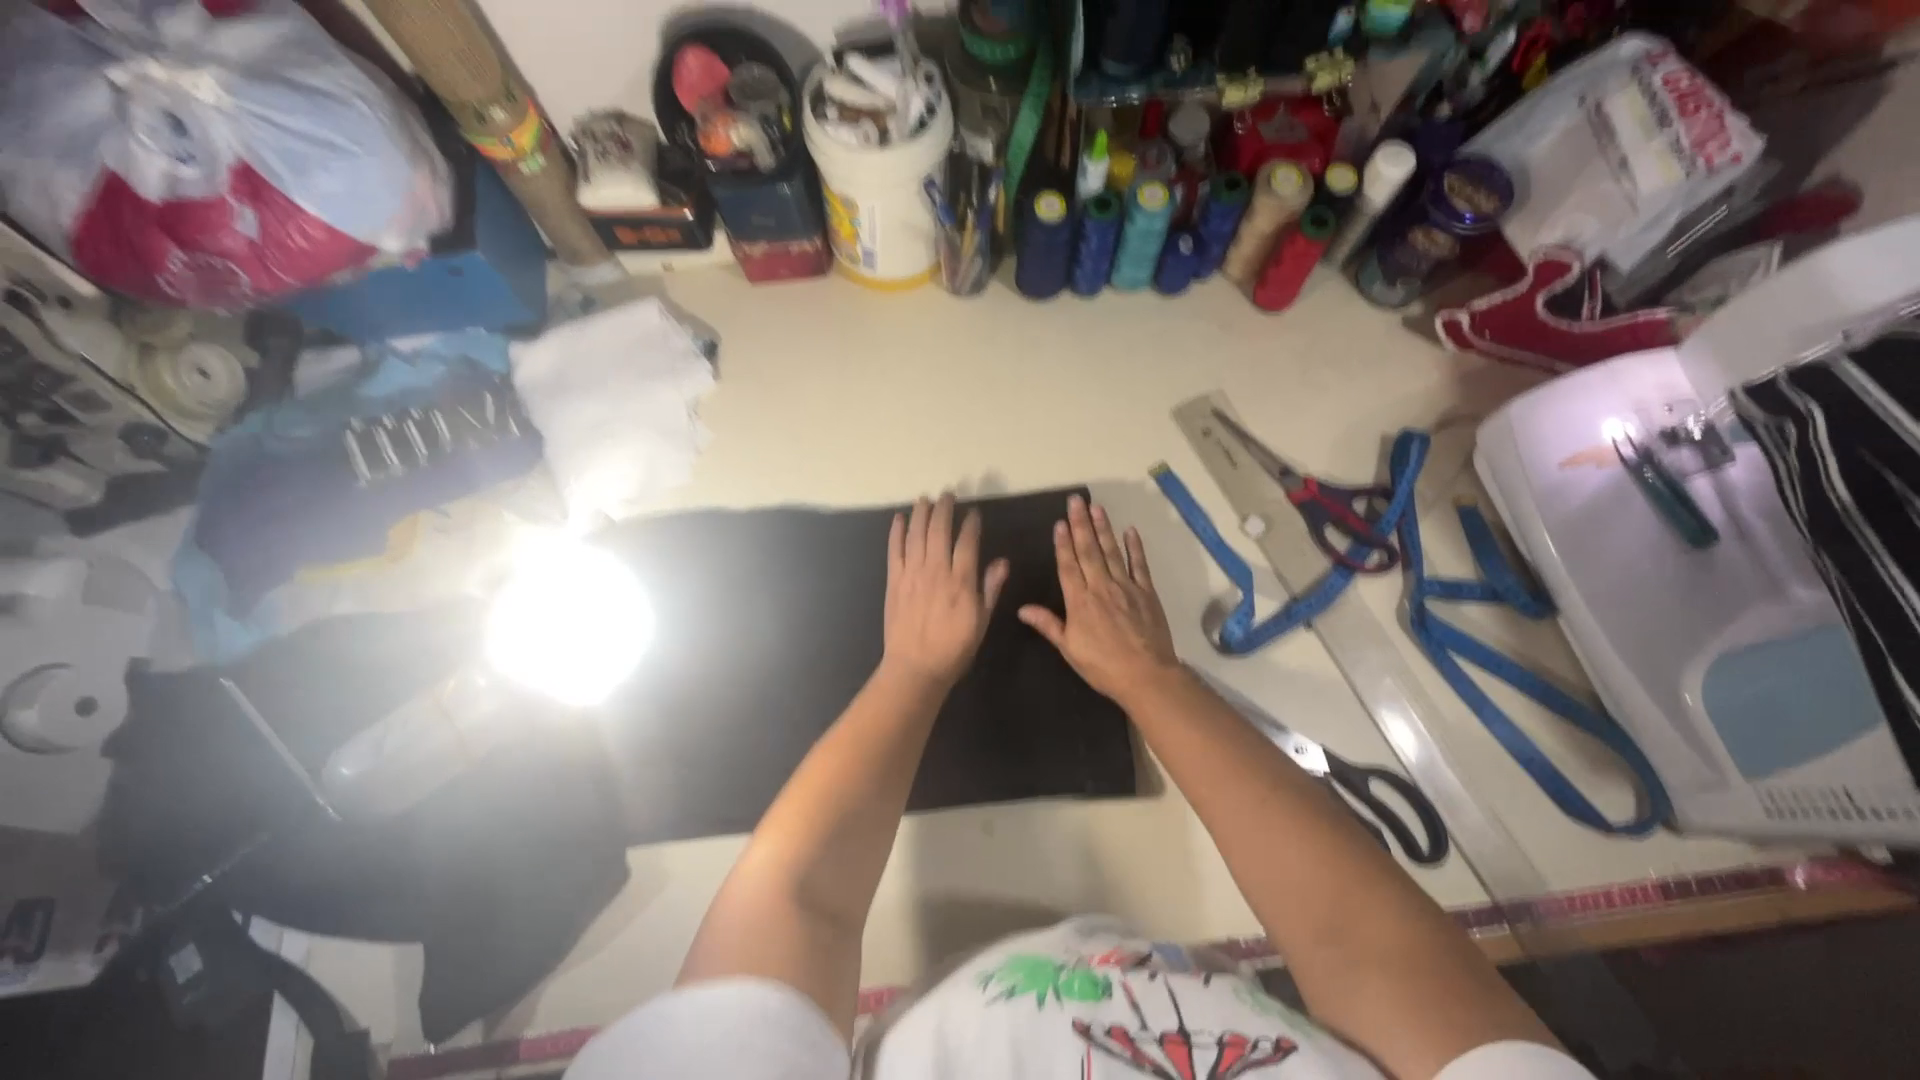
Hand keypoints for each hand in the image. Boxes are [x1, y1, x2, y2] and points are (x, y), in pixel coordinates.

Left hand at [883, 493, 1009, 687]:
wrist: (915, 667)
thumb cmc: (954, 648)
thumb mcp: (981, 622)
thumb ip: (990, 589)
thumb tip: (1002, 562)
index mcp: (961, 581)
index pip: (967, 542)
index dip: (971, 524)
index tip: (974, 513)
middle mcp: (936, 571)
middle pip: (939, 530)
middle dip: (944, 509)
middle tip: (948, 494)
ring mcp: (912, 574)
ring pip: (916, 535)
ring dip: (921, 514)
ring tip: (925, 498)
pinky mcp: (894, 581)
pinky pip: (895, 550)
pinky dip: (897, 532)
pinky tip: (899, 519)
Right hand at [1019, 495, 1182, 705]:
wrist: (1146, 675)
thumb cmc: (1102, 666)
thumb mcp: (1069, 649)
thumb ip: (1048, 625)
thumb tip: (1022, 609)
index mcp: (1079, 601)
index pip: (1068, 566)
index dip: (1063, 543)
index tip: (1060, 522)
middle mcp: (1101, 587)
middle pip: (1089, 551)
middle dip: (1081, 524)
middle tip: (1076, 501)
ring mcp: (1126, 587)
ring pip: (1112, 552)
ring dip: (1103, 529)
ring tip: (1097, 508)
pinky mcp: (1147, 593)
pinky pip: (1139, 565)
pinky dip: (1134, 547)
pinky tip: (1130, 531)